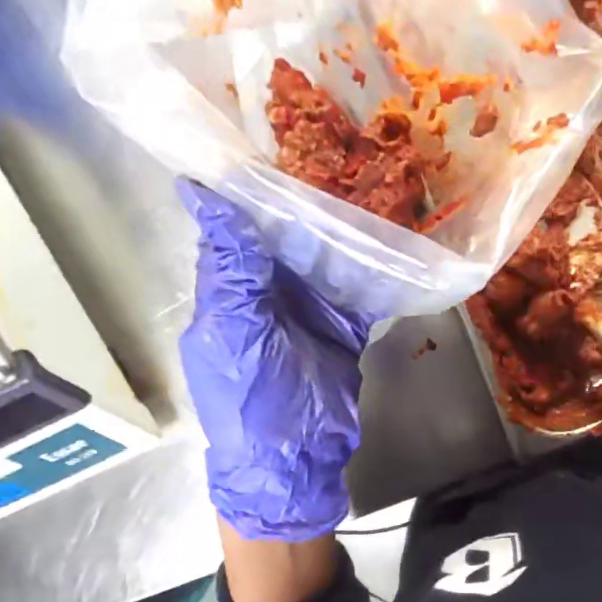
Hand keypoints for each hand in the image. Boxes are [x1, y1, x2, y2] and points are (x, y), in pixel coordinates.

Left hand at [177, 181, 370, 540]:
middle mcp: (269, 292)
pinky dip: (377, 271)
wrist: (294, 463)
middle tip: (346, 147)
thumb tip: (202, 193)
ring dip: (348, 230)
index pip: (237, 225)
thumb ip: (232, 268)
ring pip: (327, 257)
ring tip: (378, 180)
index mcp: (232, 289)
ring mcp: (309, 311)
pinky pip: (360, 292)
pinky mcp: (343, 329)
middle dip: (311, 200)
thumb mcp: (235, 333)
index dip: (253, 187)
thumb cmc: (250, 402)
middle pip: (289, 235)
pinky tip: (398, 242)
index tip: (277, 137)